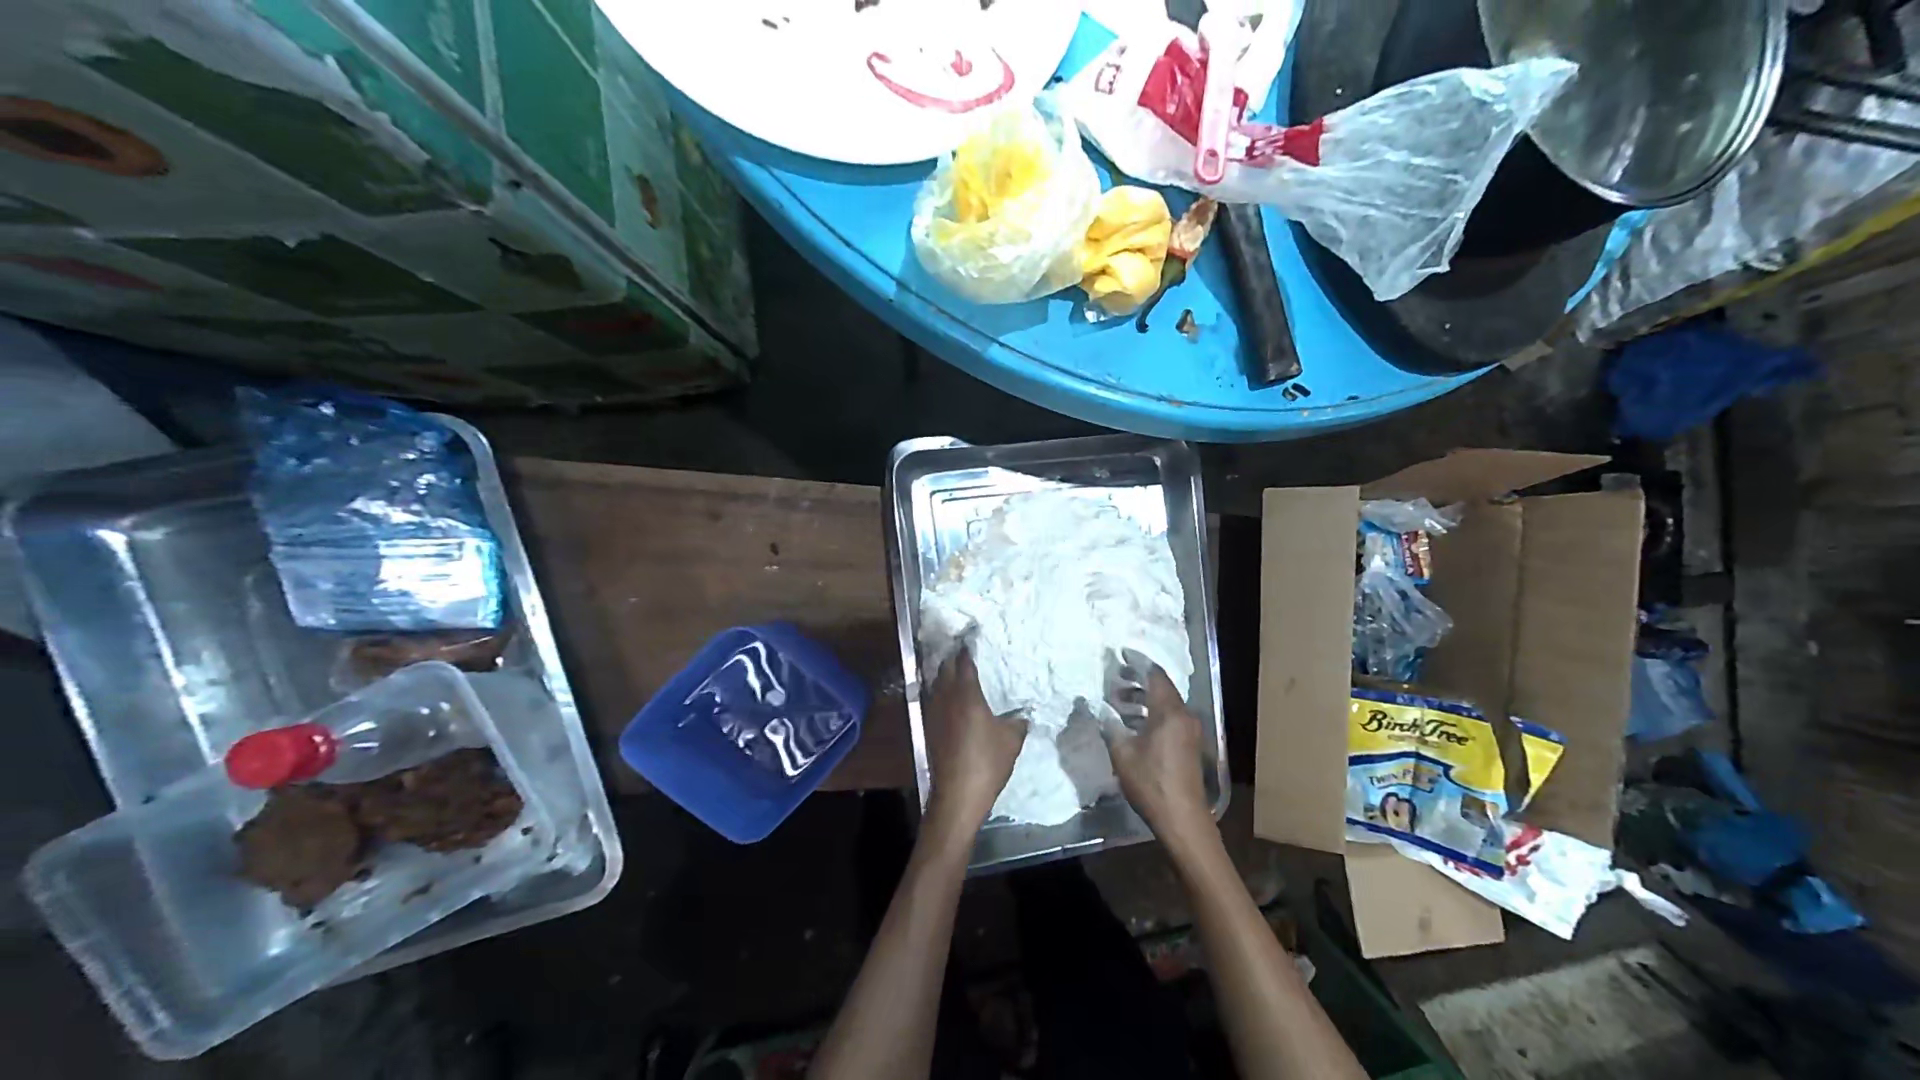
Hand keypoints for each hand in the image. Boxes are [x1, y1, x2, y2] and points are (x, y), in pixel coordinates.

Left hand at [923, 648, 1026, 830]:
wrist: (958, 794)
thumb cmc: (987, 762)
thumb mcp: (1012, 739)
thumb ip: (1018, 721)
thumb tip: (1022, 714)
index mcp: (967, 694)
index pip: (964, 662)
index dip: (968, 648)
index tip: (973, 638)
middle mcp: (946, 697)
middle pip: (946, 668)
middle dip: (954, 658)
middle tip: (967, 652)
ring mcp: (934, 712)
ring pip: (937, 683)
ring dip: (946, 674)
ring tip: (959, 671)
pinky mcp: (929, 727)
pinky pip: (934, 699)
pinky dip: (942, 692)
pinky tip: (952, 699)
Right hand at [1103, 649, 1210, 842]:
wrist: (1183, 819)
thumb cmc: (1150, 782)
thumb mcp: (1122, 752)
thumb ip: (1109, 725)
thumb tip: (1097, 707)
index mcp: (1169, 712)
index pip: (1154, 674)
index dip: (1137, 661)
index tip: (1120, 654)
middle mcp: (1183, 716)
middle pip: (1161, 687)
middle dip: (1137, 679)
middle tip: (1114, 677)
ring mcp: (1189, 731)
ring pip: (1164, 704)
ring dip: (1142, 699)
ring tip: (1117, 702)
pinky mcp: (1188, 745)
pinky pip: (1169, 718)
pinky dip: (1150, 713)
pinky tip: (1131, 724)